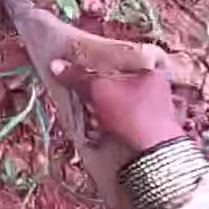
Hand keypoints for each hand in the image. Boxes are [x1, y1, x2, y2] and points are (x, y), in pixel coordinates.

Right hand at [49, 58, 183, 153]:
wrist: (153, 150)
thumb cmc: (131, 113)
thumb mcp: (100, 90)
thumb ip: (78, 76)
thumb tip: (54, 64)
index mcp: (148, 67)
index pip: (113, 58)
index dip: (90, 65)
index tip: (73, 71)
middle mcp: (154, 83)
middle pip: (112, 80)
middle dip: (93, 91)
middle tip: (82, 98)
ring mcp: (153, 104)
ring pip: (114, 100)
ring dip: (98, 108)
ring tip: (92, 118)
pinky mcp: (148, 123)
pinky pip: (120, 116)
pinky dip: (107, 120)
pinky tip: (100, 128)